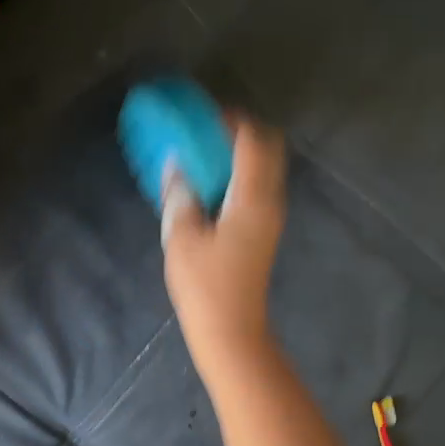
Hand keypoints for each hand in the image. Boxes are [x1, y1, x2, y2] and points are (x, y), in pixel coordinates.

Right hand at [161, 117, 287, 371]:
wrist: (230, 331)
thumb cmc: (205, 286)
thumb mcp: (182, 238)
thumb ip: (179, 196)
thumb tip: (174, 165)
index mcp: (253, 198)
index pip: (253, 140)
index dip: (232, 119)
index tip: (203, 114)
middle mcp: (270, 201)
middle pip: (267, 148)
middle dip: (240, 132)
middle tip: (206, 131)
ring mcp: (269, 218)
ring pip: (263, 168)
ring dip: (238, 154)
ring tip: (202, 154)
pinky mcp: (262, 232)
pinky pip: (255, 187)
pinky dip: (236, 175)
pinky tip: (207, 184)